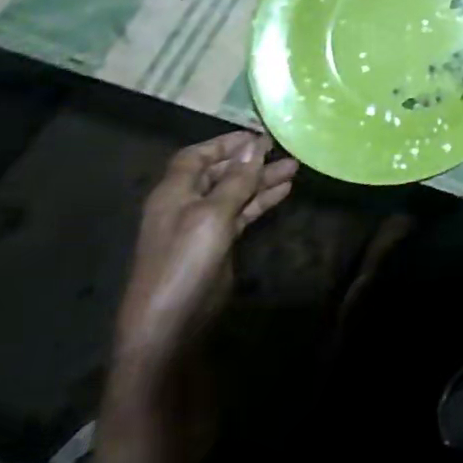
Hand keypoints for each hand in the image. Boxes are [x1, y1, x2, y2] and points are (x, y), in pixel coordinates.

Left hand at [113, 129, 296, 360]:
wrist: (168, 325)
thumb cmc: (184, 261)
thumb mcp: (212, 215)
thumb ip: (236, 180)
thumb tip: (254, 144)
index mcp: (174, 192)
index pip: (197, 156)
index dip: (225, 144)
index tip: (257, 137)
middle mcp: (186, 204)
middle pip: (220, 173)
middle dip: (250, 161)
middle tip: (284, 151)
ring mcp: (202, 226)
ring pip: (235, 193)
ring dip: (261, 180)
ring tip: (294, 169)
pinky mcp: (216, 246)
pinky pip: (241, 214)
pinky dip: (260, 202)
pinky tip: (283, 193)